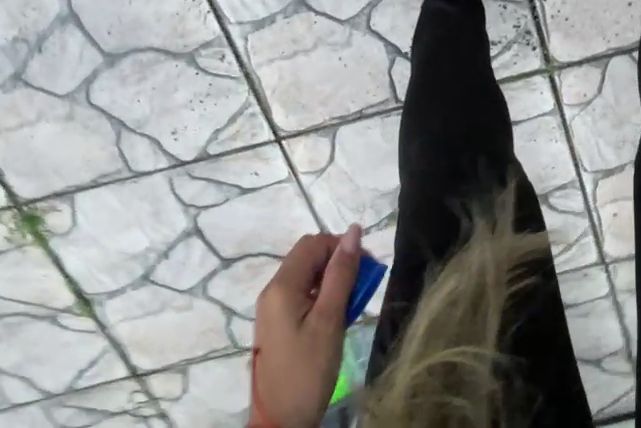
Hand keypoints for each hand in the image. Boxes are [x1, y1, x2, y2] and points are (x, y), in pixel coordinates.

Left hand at [253, 225, 362, 427]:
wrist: (280, 423)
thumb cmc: (308, 370)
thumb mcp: (330, 320)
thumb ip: (341, 273)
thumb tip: (354, 231)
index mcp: (282, 285)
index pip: (314, 243)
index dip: (342, 247)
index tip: (367, 269)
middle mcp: (272, 290)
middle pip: (308, 257)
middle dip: (338, 263)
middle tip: (364, 286)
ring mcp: (272, 308)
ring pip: (307, 275)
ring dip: (332, 281)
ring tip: (353, 304)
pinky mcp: (277, 324)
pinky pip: (302, 295)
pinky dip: (322, 297)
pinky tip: (337, 317)